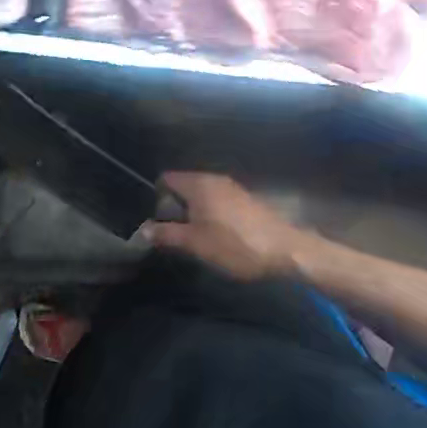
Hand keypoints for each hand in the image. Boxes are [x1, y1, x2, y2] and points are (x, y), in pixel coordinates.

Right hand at [145, 173, 324, 280]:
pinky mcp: (245, 200)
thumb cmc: (235, 245)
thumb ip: (167, 234)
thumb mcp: (196, 243)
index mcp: (199, 184)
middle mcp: (215, 179)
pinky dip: (209, 213)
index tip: (153, 219)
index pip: (167, 178)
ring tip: (187, 236)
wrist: (283, 249)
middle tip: (168, 232)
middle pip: (184, 186)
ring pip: (201, 194)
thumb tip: (143, 229)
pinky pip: (217, 200)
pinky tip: (211, 233)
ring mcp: (232, 188)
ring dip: (192, 211)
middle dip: (173, 206)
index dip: (156, 196)